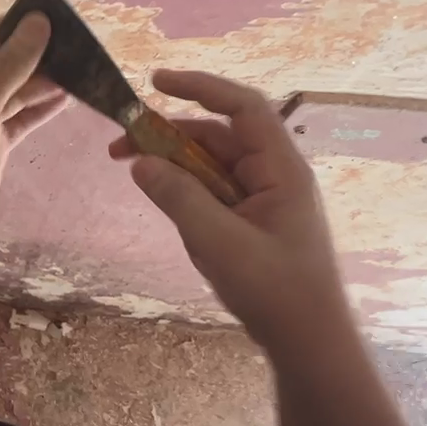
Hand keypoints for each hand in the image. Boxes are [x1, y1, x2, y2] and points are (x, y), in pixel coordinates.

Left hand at [0, 13, 68, 231]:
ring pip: (17, 91)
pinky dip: (43, 108)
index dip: (14, 26)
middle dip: (36, 54)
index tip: (51, 19)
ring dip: (45, 81)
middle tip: (77, 45)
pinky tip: (69, 98)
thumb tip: (38, 22)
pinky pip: (22, 117)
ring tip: (81, 69)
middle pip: (3, 63)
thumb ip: (12, 63)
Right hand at [109, 69, 350, 345]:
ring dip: (169, 162)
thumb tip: (139, 162)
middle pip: (215, 135)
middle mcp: (271, 174)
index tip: (155, 82)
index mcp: (280, 169)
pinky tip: (161, 202)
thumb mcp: (219, 243)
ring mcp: (260, 197)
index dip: (200, 87)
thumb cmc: (275, 290)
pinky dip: (181, 188)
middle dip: (166, 133)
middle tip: (118, 146)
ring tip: (130, 170)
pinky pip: (209, 190)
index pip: (242, 107)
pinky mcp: (248, 218)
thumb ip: (178, 198)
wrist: (307, 342)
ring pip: (208, 163)